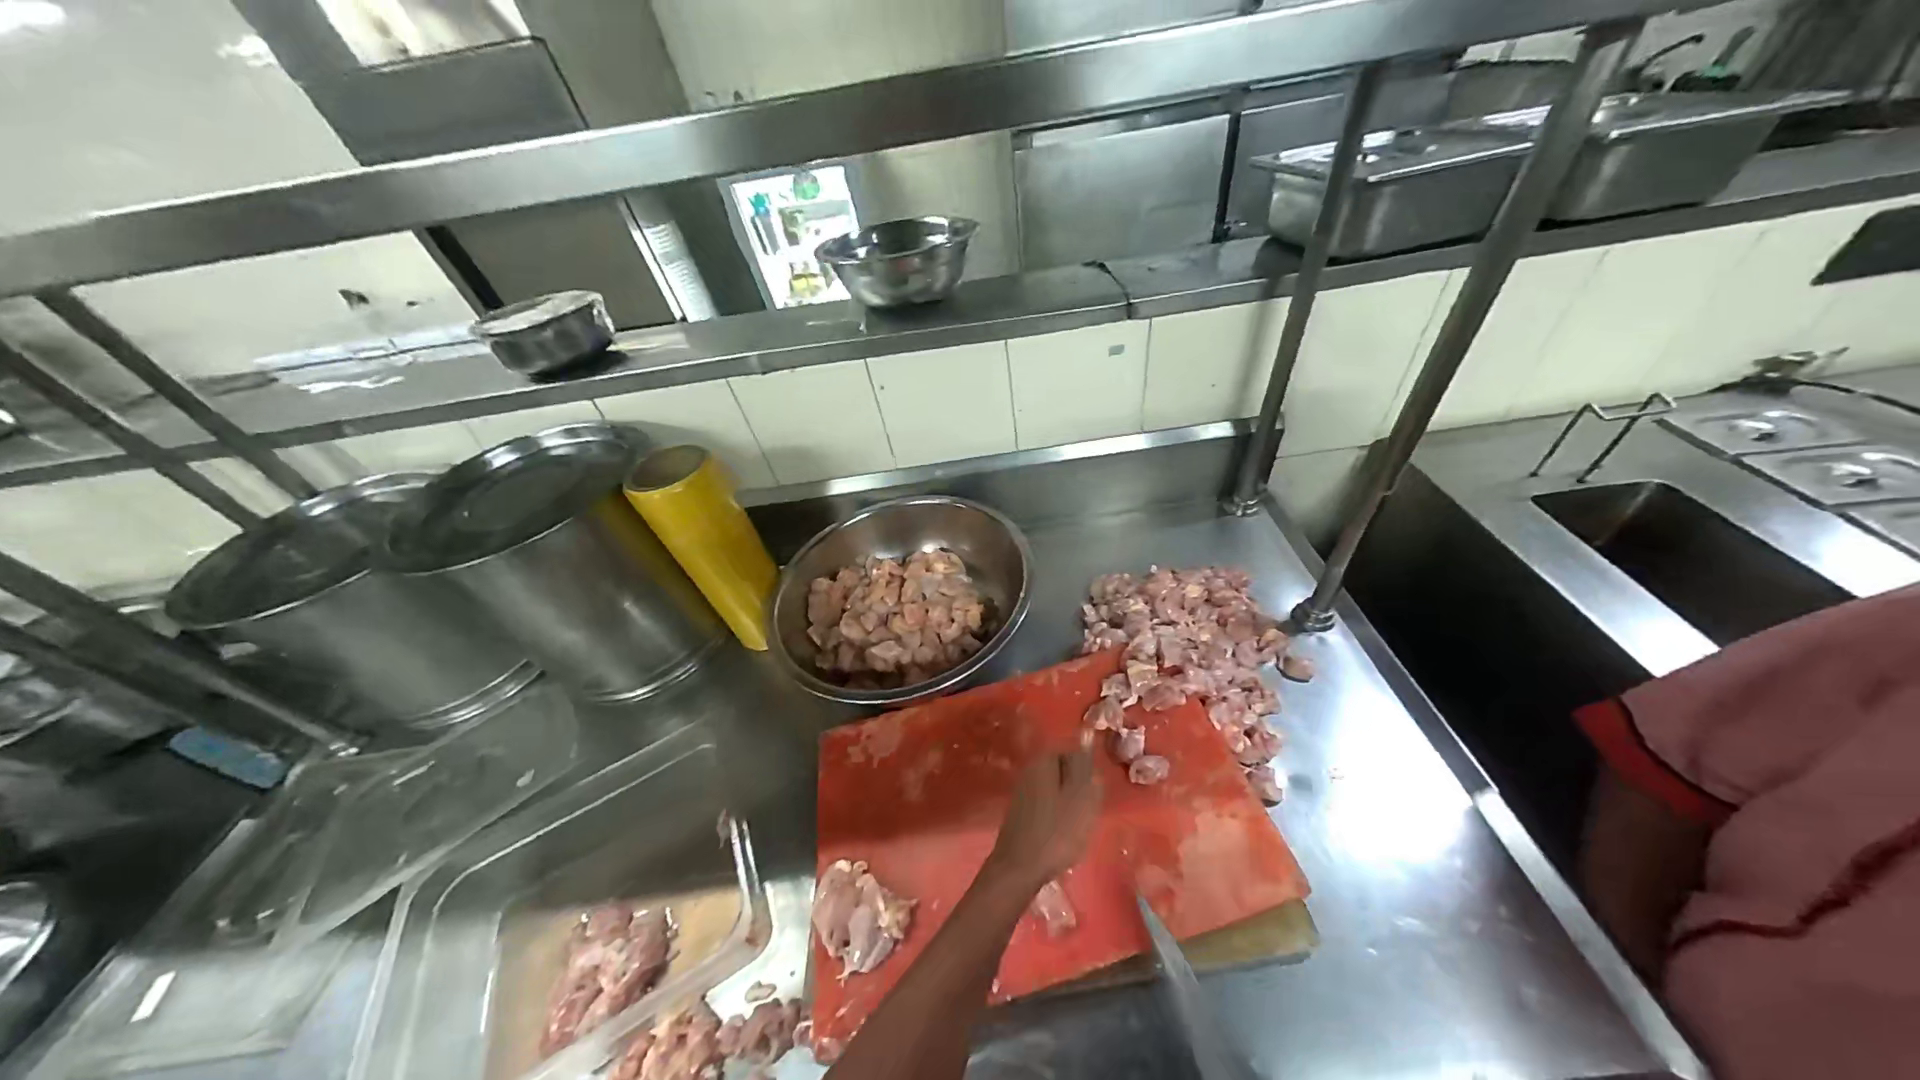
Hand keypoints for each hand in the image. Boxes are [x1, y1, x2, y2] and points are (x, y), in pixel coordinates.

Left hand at [985, 746, 1102, 893]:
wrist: (1020, 868)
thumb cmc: (1057, 831)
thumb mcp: (1082, 796)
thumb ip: (1085, 767)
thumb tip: (1086, 740)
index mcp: (1044, 761)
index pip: (1074, 753)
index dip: (1088, 773)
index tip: (1094, 795)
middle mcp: (1029, 770)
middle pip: (1064, 772)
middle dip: (1079, 789)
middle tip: (1087, 813)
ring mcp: (1022, 792)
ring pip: (1057, 791)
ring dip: (1069, 806)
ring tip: (1077, 828)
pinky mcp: (1020, 813)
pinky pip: (1047, 807)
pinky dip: (1057, 818)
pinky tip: (1061, 837)